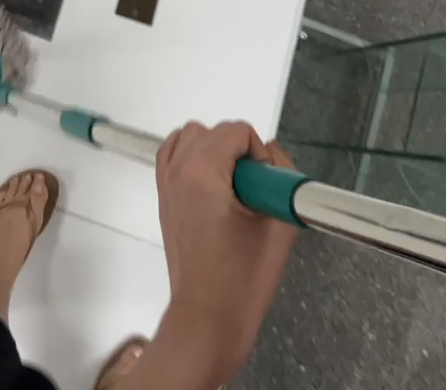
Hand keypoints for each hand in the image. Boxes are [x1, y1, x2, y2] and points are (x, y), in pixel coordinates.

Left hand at [147, 121, 299, 384]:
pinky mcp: (163, 193)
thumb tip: (273, 154)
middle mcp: (178, 168)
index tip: (263, 187)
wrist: (207, 314)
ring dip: (214, 149)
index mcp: (203, 171)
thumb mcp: (278, 225)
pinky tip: (211, 182)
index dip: (259, 156)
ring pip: (190, 135)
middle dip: (239, 152)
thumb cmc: (242, 278)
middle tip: (253, 189)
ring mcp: (166, 180)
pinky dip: (191, 155)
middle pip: (213, 130)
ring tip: (233, 186)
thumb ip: (282, 179)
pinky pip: (172, 152)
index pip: (236, 130)